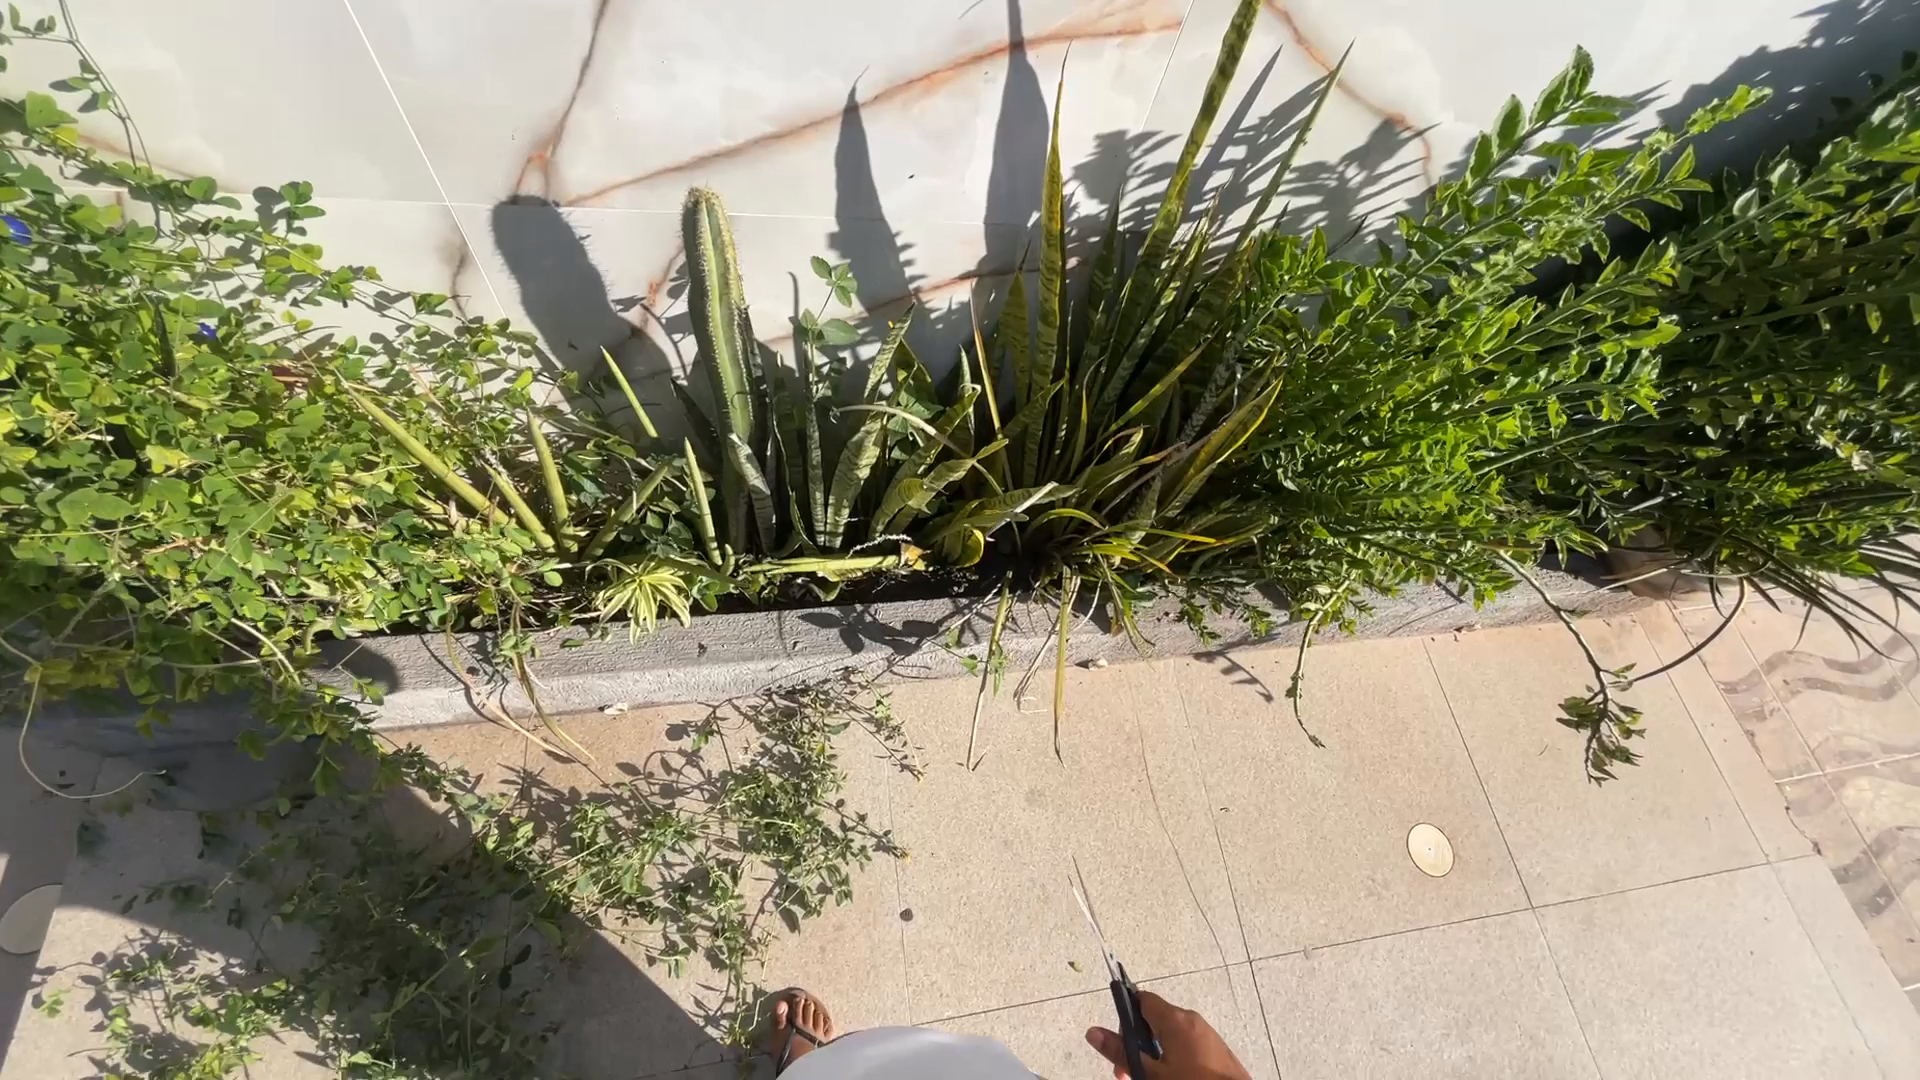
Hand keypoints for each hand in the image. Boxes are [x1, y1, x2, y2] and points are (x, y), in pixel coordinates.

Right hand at [1083, 990, 1251, 1079]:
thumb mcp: (1152, 1074)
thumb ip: (1122, 1052)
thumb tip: (1092, 1032)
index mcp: (1174, 1018)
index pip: (1141, 999)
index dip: (1126, 1017)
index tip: (1120, 1044)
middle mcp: (1191, 1019)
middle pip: (1154, 1019)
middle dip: (1138, 1043)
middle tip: (1128, 1073)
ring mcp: (1207, 1035)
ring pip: (1170, 1036)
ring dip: (1155, 1054)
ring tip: (1150, 1079)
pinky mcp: (1218, 1051)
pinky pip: (1187, 1045)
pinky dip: (1174, 1058)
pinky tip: (1172, 1078)